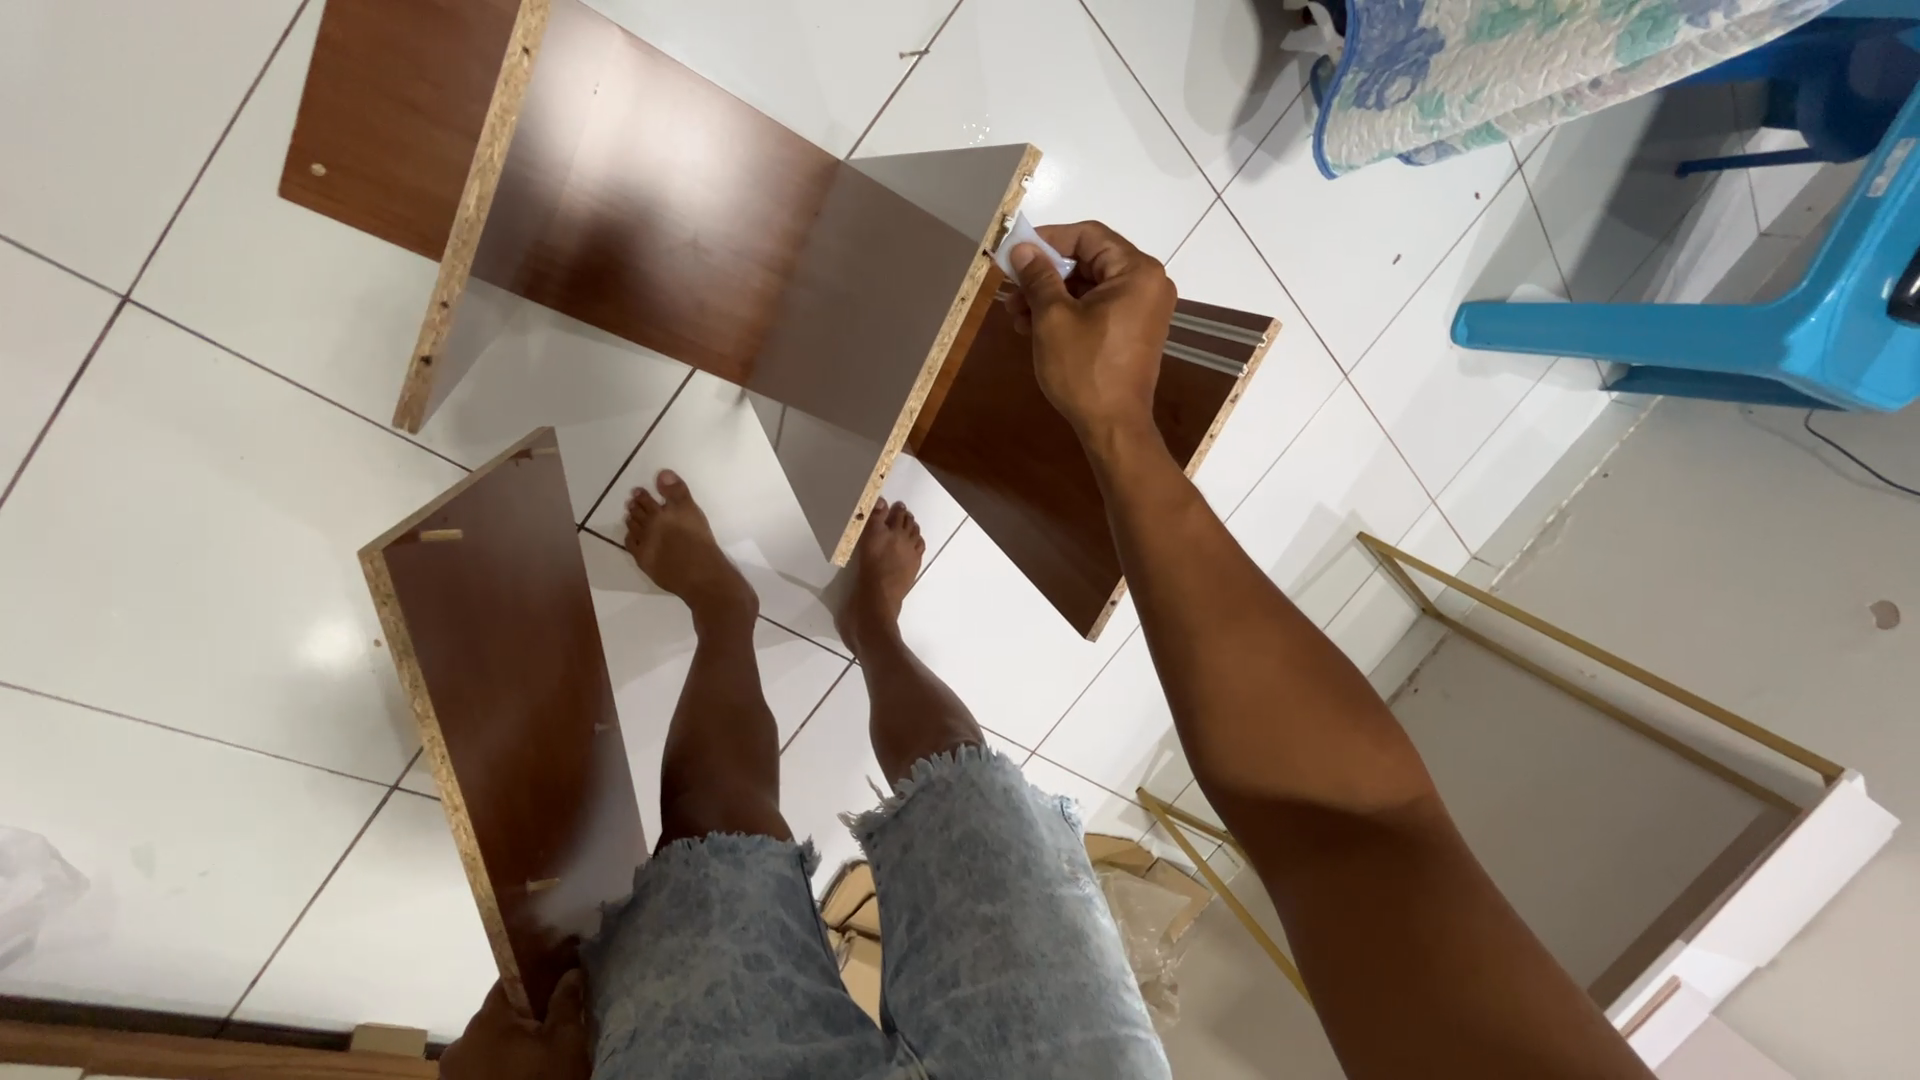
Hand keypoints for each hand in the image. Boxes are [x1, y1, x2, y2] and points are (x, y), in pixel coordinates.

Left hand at [440, 970, 589, 1079]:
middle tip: (552, 1024)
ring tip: (536, 1054)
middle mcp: (461, 1042)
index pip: (509, 981)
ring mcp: (451, 1072)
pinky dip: (496, 1064)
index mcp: (487, 1021)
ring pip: (487, 1041)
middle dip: (524, 1015)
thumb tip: (570, 972)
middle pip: (498, 1014)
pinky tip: (518, 1073)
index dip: (535, 976)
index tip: (557, 978)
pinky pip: (477, 1065)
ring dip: (509, 1042)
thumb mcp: (565, 1043)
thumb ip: (567, 1003)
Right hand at [1005, 221, 1175, 444]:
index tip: (1016, 252)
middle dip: (1046, 274)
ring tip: (1017, 315)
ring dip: (1051, 296)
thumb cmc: (1084, 369)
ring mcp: (1142, 310)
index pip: (1088, 235)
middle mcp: (1147, 284)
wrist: (1113, 426)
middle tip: (1012, 289)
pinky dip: (1068, 313)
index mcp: (1136, 271)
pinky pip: (1097, 309)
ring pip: (1089, 288)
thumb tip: (1023, 250)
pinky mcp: (1132, 332)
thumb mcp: (1053, 318)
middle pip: (1089, 261)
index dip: (1048, 240)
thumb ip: (1039, 277)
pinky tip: (1035, 327)